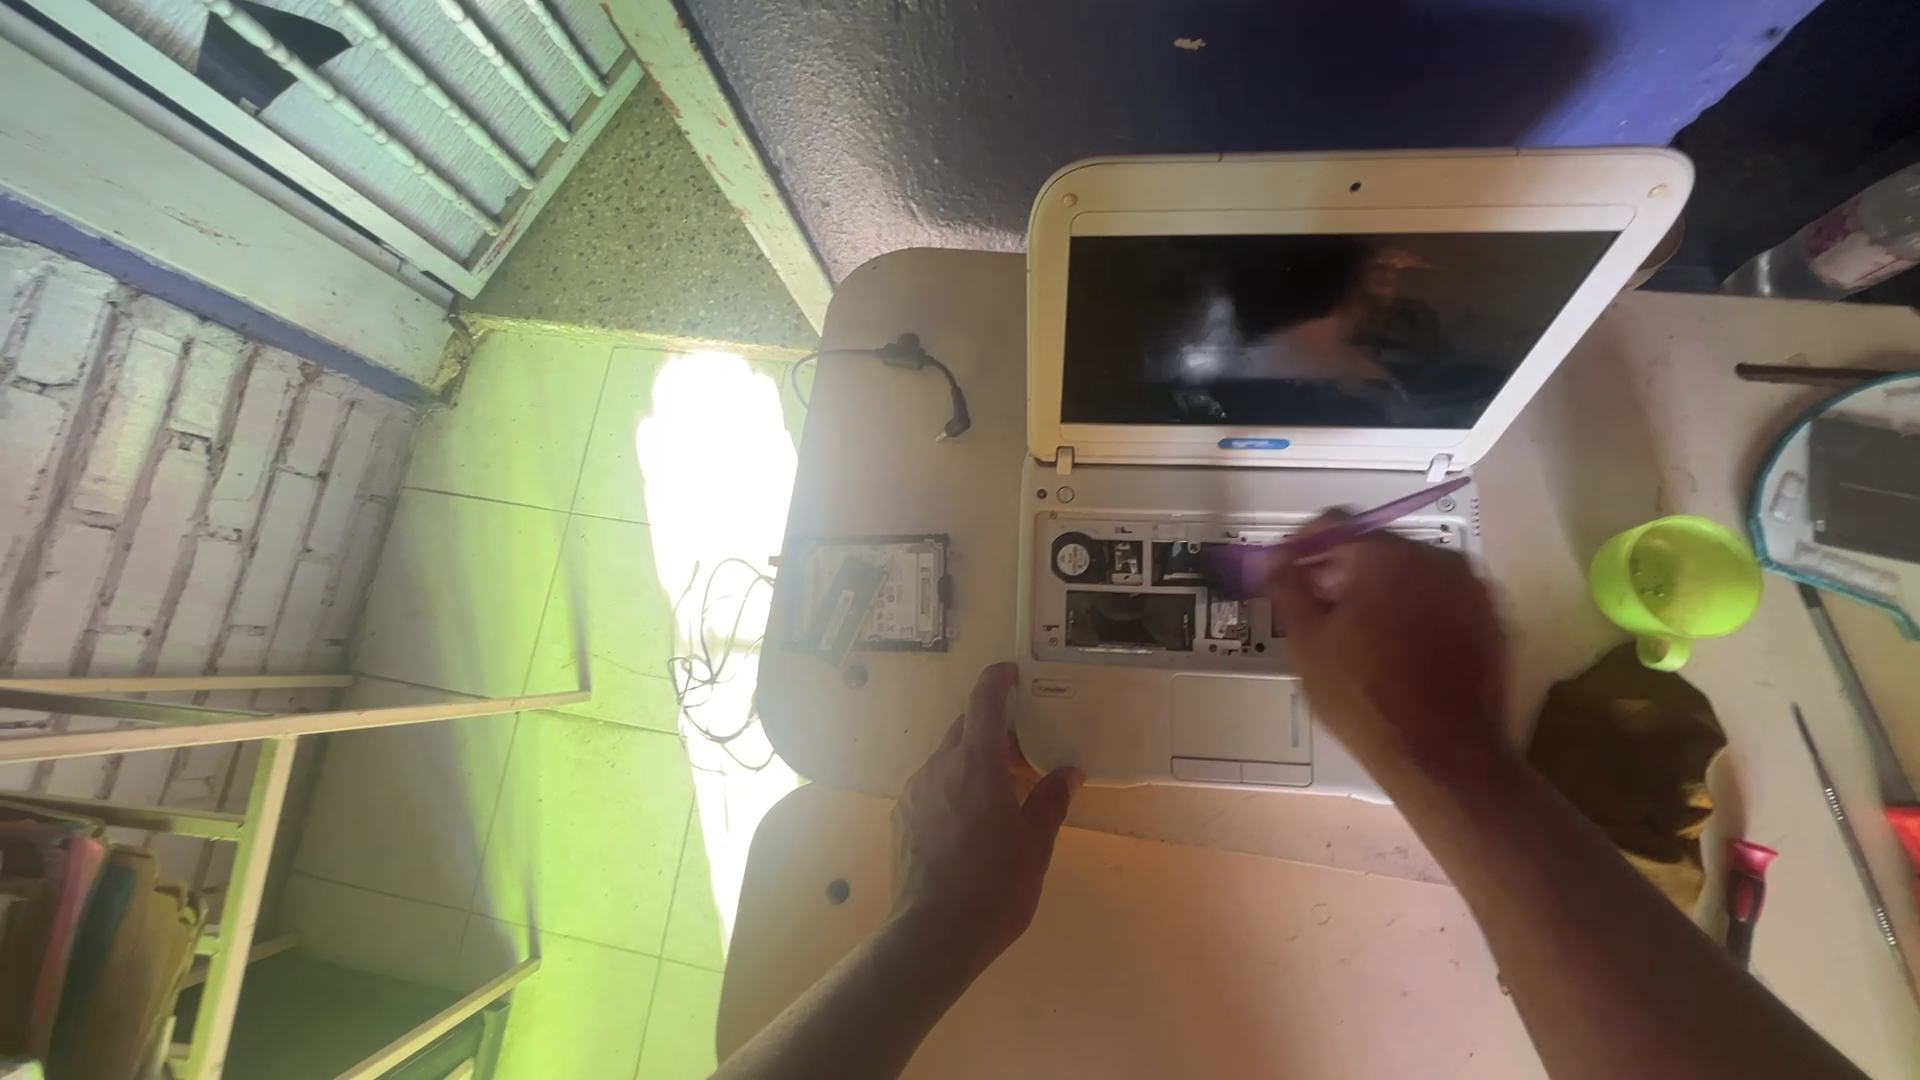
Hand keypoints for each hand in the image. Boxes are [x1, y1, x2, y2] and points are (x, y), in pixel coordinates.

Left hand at [890, 662, 1083, 976]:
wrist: (932, 934)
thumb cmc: (994, 887)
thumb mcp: (1034, 845)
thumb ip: (1050, 801)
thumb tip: (1069, 772)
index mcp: (976, 764)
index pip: (983, 701)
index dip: (997, 679)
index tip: (1011, 673)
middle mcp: (940, 766)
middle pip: (965, 728)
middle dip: (992, 731)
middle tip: (1019, 757)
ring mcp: (915, 789)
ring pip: (946, 758)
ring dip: (971, 762)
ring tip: (995, 797)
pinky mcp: (901, 814)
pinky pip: (930, 785)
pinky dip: (951, 787)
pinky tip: (965, 824)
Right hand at [1268, 513, 1508, 782]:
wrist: (1444, 755)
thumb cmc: (1363, 694)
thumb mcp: (1306, 640)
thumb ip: (1287, 586)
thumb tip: (1277, 558)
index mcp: (1387, 555)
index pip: (1334, 523)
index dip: (1302, 543)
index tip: (1287, 569)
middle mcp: (1437, 559)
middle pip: (1375, 545)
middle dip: (1342, 567)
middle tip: (1318, 604)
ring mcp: (1473, 589)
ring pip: (1411, 571)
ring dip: (1379, 587)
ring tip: (1356, 628)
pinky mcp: (1493, 620)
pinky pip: (1441, 597)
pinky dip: (1415, 607)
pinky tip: (1397, 645)